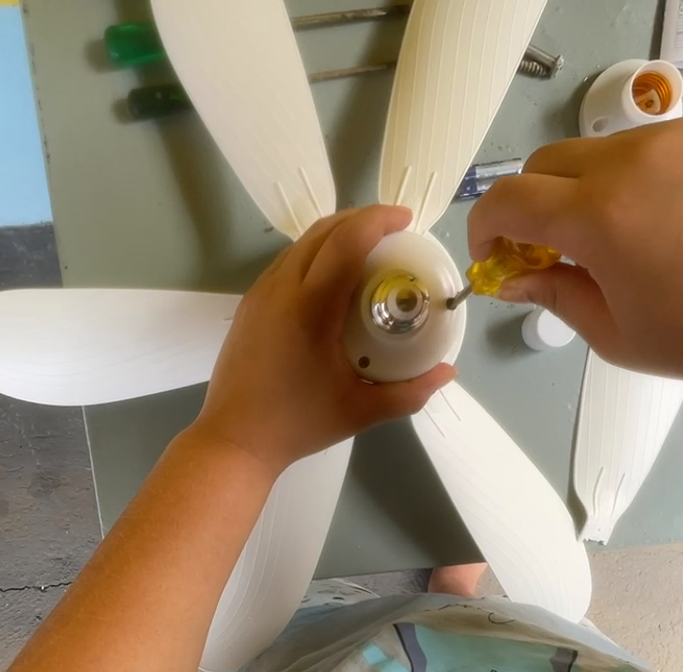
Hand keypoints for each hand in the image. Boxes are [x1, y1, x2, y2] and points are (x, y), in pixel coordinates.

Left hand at [190, 205, 455, 473]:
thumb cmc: (298, 425)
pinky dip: (314, 256)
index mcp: (310, 308)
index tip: (406, 222)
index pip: (347, 241)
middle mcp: (281, 289)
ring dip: (335, 236)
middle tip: (393, 234)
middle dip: (360, 221)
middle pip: (323, 231)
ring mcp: (259, 295)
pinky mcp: (249, 306)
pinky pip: (285, 264)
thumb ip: (408, 392)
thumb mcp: (359, 412)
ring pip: (300, 245)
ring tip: (365, 252)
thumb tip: (447, 372)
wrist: (234, 440)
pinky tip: (331, 281)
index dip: (379, 220)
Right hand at [466, 119, 682, 392]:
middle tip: (546, 252)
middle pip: (545, 164)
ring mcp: (682, 138)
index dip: (484, 228)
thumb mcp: (616, 334)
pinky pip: (651, 147)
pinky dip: (631, 179)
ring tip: (614, 241)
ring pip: (598, 151)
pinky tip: (666, 222)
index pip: (508, 199)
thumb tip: (512, 278)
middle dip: (528, 206)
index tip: (493, 257)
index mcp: (599, 217)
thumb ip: (555, 294)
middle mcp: (633, 160)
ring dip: (579, 190)